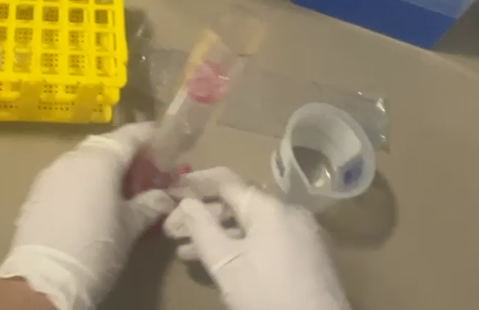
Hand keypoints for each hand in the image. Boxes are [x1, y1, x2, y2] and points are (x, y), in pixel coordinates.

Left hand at [0, 123, 175, 309]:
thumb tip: (165, 197)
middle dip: (128, 156)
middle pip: (107, 145)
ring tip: (118, 194)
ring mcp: (53, 171)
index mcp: (101, 159)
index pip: (131, 135)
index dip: (150, 136)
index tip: (165, 145)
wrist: (42, 279)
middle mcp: (75, 156)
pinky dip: (83, 181)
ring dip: (104, 169)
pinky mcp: (37, 189)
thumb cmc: (95, 248)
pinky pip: (67, 175)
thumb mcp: (130, 229)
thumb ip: (150, 205)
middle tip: (145, 176)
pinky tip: (90, 205)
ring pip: (85, 159)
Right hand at [163, 168, 349, 309]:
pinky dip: (243, 247)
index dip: (194, 184)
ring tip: (186, 253)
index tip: (169, 192)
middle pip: (237, 203)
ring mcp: (302, 235)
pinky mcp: (309, 260)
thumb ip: (202, 228)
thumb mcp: (227, 265)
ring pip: (252, 225)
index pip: (224, 180)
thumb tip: (185, 202)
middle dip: (203, 215)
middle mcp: (288, 212)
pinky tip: (223, 265)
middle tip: (172, 231)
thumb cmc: (269, 298)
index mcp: (269, 206)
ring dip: (219, 235)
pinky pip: (268, 241)